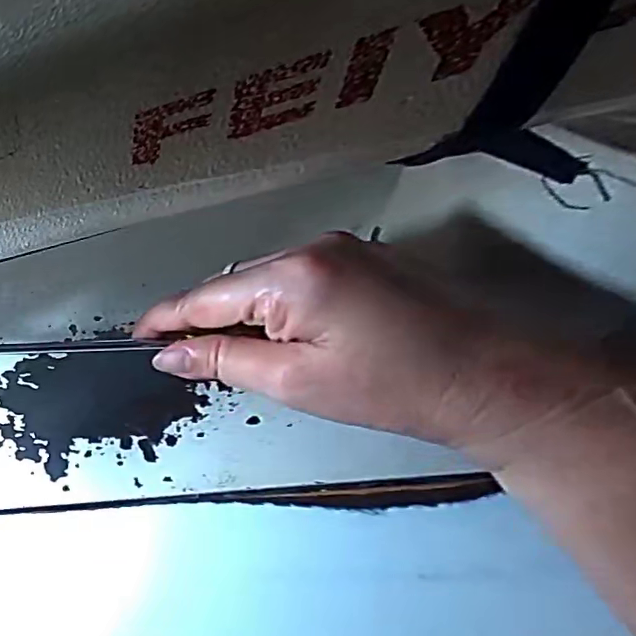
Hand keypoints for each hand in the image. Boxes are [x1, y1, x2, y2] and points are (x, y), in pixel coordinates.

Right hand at [132, 232, 603, 463]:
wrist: (500, 382)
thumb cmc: (401, 386)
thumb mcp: (291, 381)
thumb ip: (221, 360)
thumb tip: (170, 356)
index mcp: (292, 276)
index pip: (200, 298)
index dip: (161, 323)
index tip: (135, 342)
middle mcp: (313, 249)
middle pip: (224, 287)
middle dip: (197, 322)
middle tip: (183, 362)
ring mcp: (339, 250)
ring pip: (252, 283)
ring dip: (232, 316)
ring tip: (228, 357)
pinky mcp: (358, 259)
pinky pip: (285, 279)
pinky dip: (264, 307)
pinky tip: (270, 338)